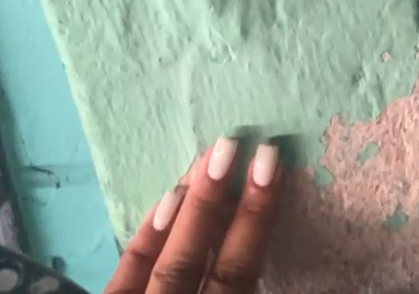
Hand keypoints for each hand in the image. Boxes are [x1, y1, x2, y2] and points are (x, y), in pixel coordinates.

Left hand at [104, 136, 281, 293]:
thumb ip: (247, 275)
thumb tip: (292, 242)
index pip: (239, 270)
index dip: (256, 218)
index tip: (272, 162)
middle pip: (193, 257)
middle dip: (212, 199)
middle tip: (232, 143)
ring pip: (161, 261)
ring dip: (183, 211)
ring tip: (205, 159)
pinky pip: (126, 273)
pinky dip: (146, 238)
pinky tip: (165, 200)